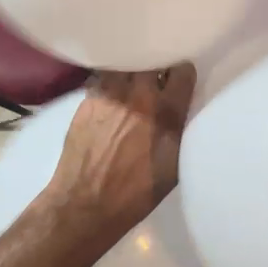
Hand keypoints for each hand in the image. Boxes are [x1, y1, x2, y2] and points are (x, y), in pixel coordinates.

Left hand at [41, 64, 195, 240]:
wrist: (85, 203)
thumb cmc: (135, 193)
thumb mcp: (172, 166)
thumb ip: (178, 130)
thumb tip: (179, 110)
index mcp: (166, 113)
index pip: (181, 72)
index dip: (181, 75)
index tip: (179, 81)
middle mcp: (139, 96)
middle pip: (151, 62)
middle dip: (155, 70)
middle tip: (154, 83)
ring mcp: (110, 95)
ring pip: (124, 67)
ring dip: (129, 74)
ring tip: (129, 86)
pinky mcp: (87, 99)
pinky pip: (102, 79)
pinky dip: (108, 84)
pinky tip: (109, 98)